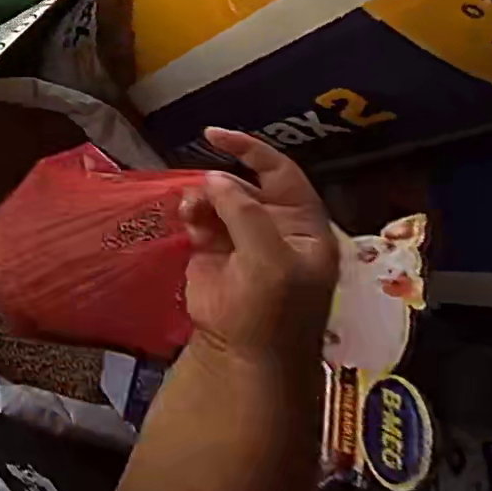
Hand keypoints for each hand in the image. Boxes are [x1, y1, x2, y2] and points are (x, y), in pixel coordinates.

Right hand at [180, 128, 339, 367]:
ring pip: (217, 197)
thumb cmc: (271, 312)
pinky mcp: (213, 247)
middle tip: (200, 192)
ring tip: (192, 213)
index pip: (281, 173)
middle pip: (244, 185)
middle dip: (220, 183)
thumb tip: (214, 178)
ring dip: (202, 199)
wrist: (241, 356)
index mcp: (303, 227)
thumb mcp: (269, 261)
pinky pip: (200, 215)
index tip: (215, 134)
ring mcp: (242, 237)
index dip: (251, 149)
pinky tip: (188, 221)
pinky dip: (192, 212)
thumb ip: (245, 214)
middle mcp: (274, 226)